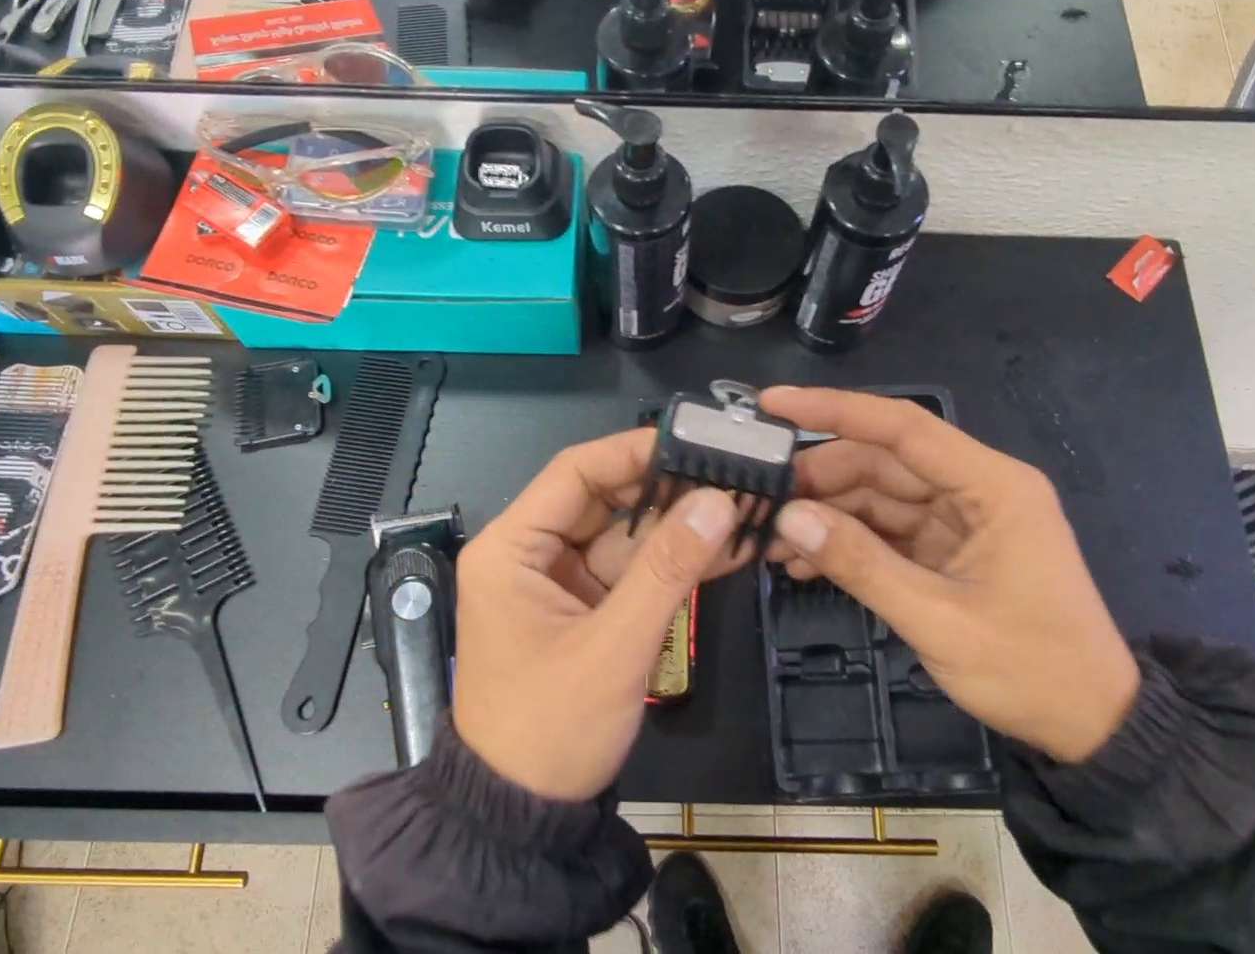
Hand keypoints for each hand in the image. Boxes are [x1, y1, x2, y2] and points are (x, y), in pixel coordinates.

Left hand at [452, 429, 748, 800]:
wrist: (524, 814)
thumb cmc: (551, 729)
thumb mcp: (614, 647)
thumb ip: (668, 570)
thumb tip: (718, 501)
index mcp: (511, 549)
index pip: (574, 472)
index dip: (634, 451)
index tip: (694, 440)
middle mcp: (531, 555)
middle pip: (605, 501)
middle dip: (669, 490)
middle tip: (732, 473)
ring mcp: (560, 584)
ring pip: (626, 538)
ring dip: (680, 528)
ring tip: (743, 506)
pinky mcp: (585, 611)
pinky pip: (632, 575)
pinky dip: (674, 565)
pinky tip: (726, 548)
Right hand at [762, 387, 1139, 762]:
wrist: (1090, 723)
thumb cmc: (1030, 668)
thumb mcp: (938, 619)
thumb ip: (861, 564)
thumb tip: (790, 517)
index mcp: (992, 487)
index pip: (903, 428)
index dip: (835, 409)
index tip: (773, 403)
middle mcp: (975, 490)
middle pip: (882, 462)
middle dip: (818, 478)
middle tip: (758, 499)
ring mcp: (960, 521)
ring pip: (877, 497)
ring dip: (826, 516)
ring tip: (771, 541)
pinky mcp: (947, 550)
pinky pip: (886, 532)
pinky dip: (847, 544)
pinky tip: (804, 564)